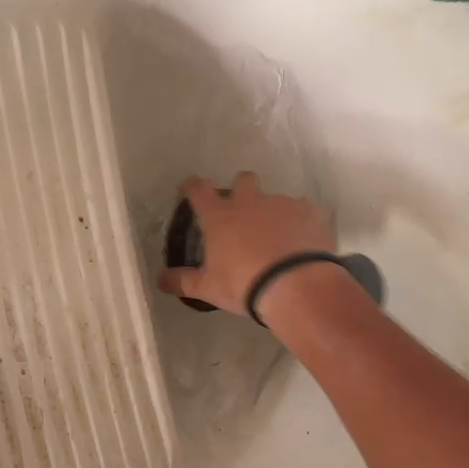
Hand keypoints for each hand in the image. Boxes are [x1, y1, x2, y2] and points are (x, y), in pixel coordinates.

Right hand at [156, 172, 337, 317]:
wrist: (297, 286)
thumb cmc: (244, 284)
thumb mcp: (208, 288)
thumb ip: (182, 281)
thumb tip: (159, 279)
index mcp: (219, 216)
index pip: (199, 190)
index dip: (193, 186)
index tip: (190, 188)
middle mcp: (249, 202)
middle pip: (243, 179)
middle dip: (241, 188)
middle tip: (242, 210)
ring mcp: (281, 204)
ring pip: (275, 198)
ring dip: (272, 212)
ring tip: (277, 238)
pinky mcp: (309, 213)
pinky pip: (302, 211)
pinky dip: (298, 224)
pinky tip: (300, 243)